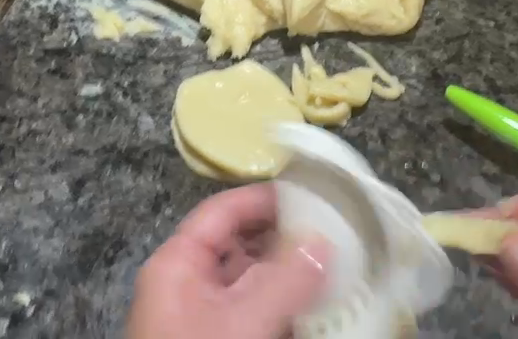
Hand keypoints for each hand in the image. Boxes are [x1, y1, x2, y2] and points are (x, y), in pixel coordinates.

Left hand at [128, 184, 329, 338]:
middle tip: (335, 232)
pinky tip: (323, 315)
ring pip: (252, 287)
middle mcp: (188, 287)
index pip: (221, 213)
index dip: (263, 199)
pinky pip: (258, 321)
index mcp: (178, 265)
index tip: (309, 193)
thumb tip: (324, 241)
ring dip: (291, 280)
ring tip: (338, 269)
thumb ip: (283, 282)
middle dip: (284, 241)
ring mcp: (205, 323)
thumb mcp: (242, 324)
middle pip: (239, 249)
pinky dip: (287, 314)